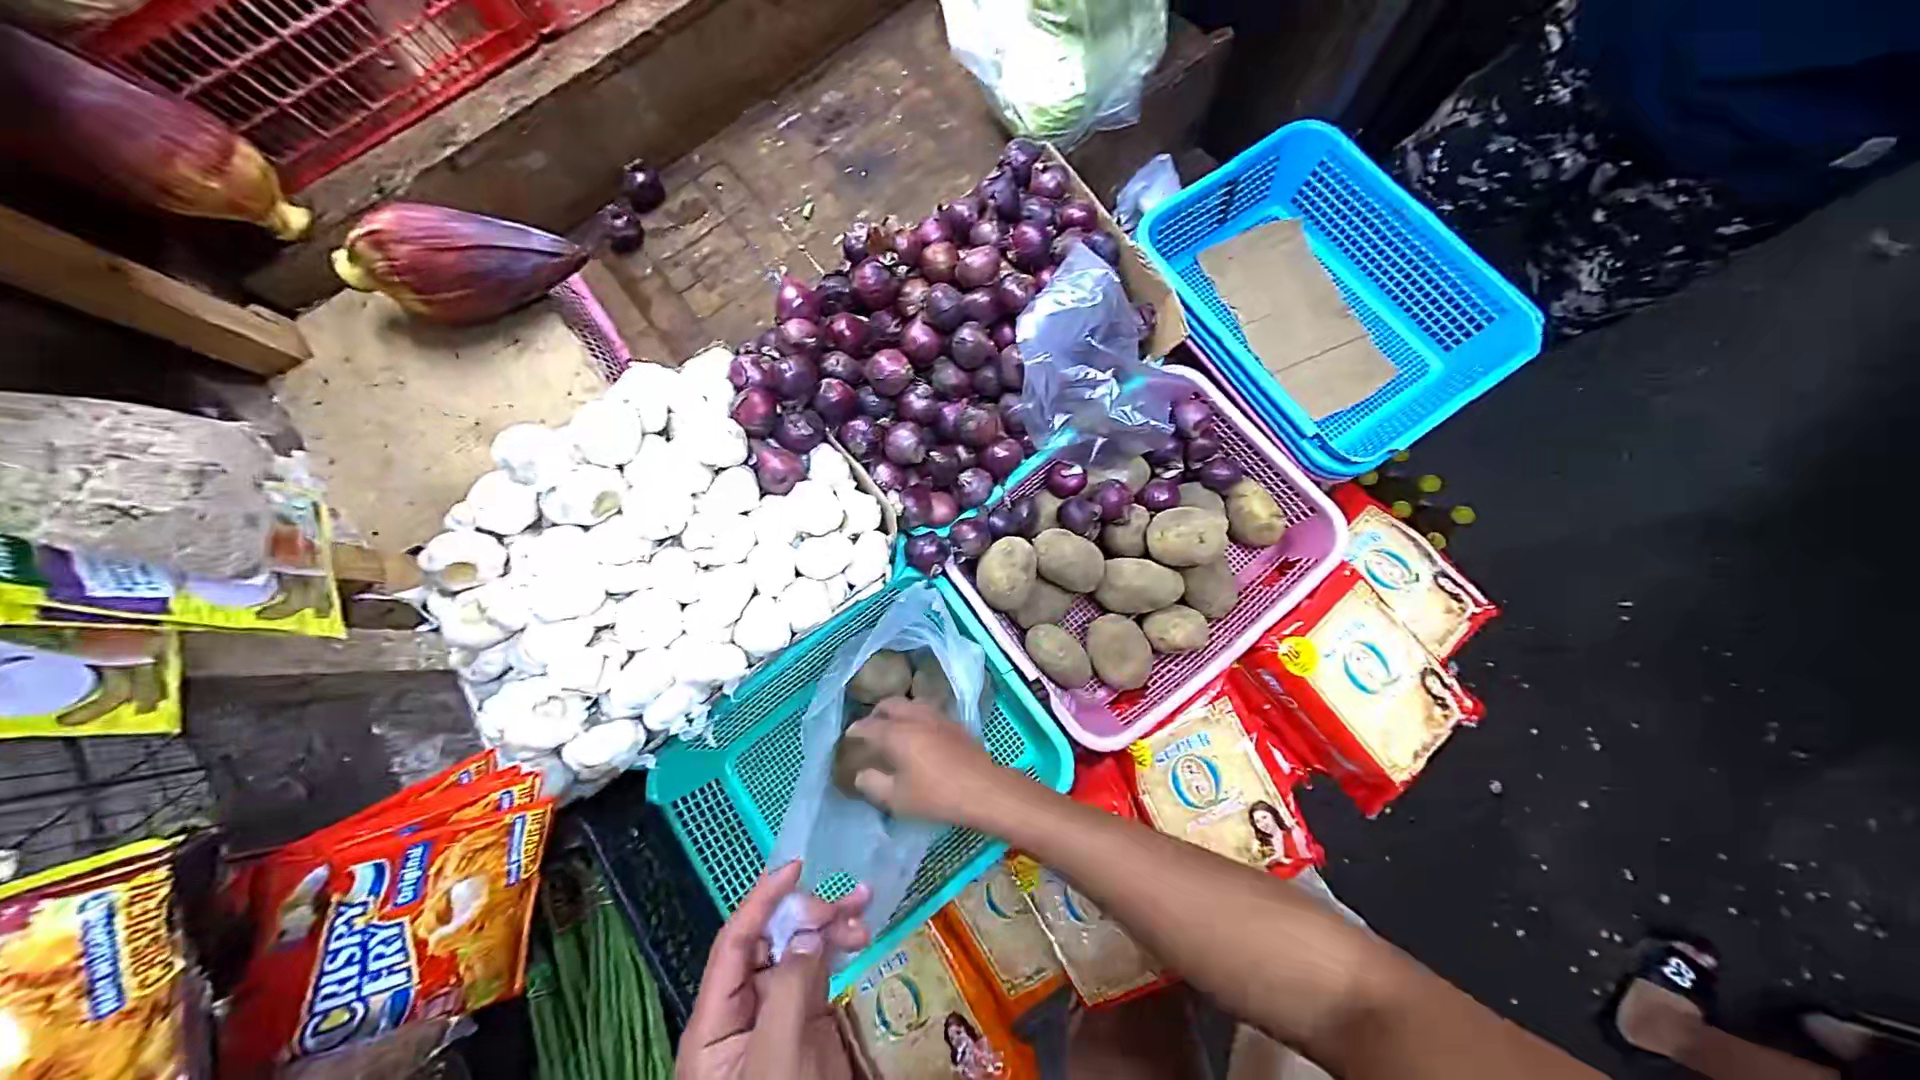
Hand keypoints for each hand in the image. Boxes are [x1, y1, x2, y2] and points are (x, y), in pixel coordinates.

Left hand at [677, 861, 871, 1079]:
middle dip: (806, 914)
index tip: (795, 867)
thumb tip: (808, 931)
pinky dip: (839, 947)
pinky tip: (861, 932)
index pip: (733, 944)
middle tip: (844, 908)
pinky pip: (819, 971)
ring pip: (799, 951)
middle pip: (769, 942)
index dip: (760, 900)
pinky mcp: (806, 1024)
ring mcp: (777, 1016)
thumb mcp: (779, 1059)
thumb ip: (790, 989)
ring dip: (830, 925)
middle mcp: (743, 1011)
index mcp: (714, 1023)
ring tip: (864, 908)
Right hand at [841, 697, 1029, 827]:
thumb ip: (873, 784)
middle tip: (871, 725)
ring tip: (895, 725)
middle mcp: (915, 718)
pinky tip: (920, 730)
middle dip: (877, 712)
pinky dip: (917, 715)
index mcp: (896, 734)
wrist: (983, 788)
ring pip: (912, 703)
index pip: (869, 726)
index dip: (856, 730)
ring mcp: (938, 718)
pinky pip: (929, 710)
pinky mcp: (955, 724)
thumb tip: (862, 774)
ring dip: (899, 710)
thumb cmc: (936, 795)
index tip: (850, 734)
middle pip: (891, 704)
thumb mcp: (897, 799)